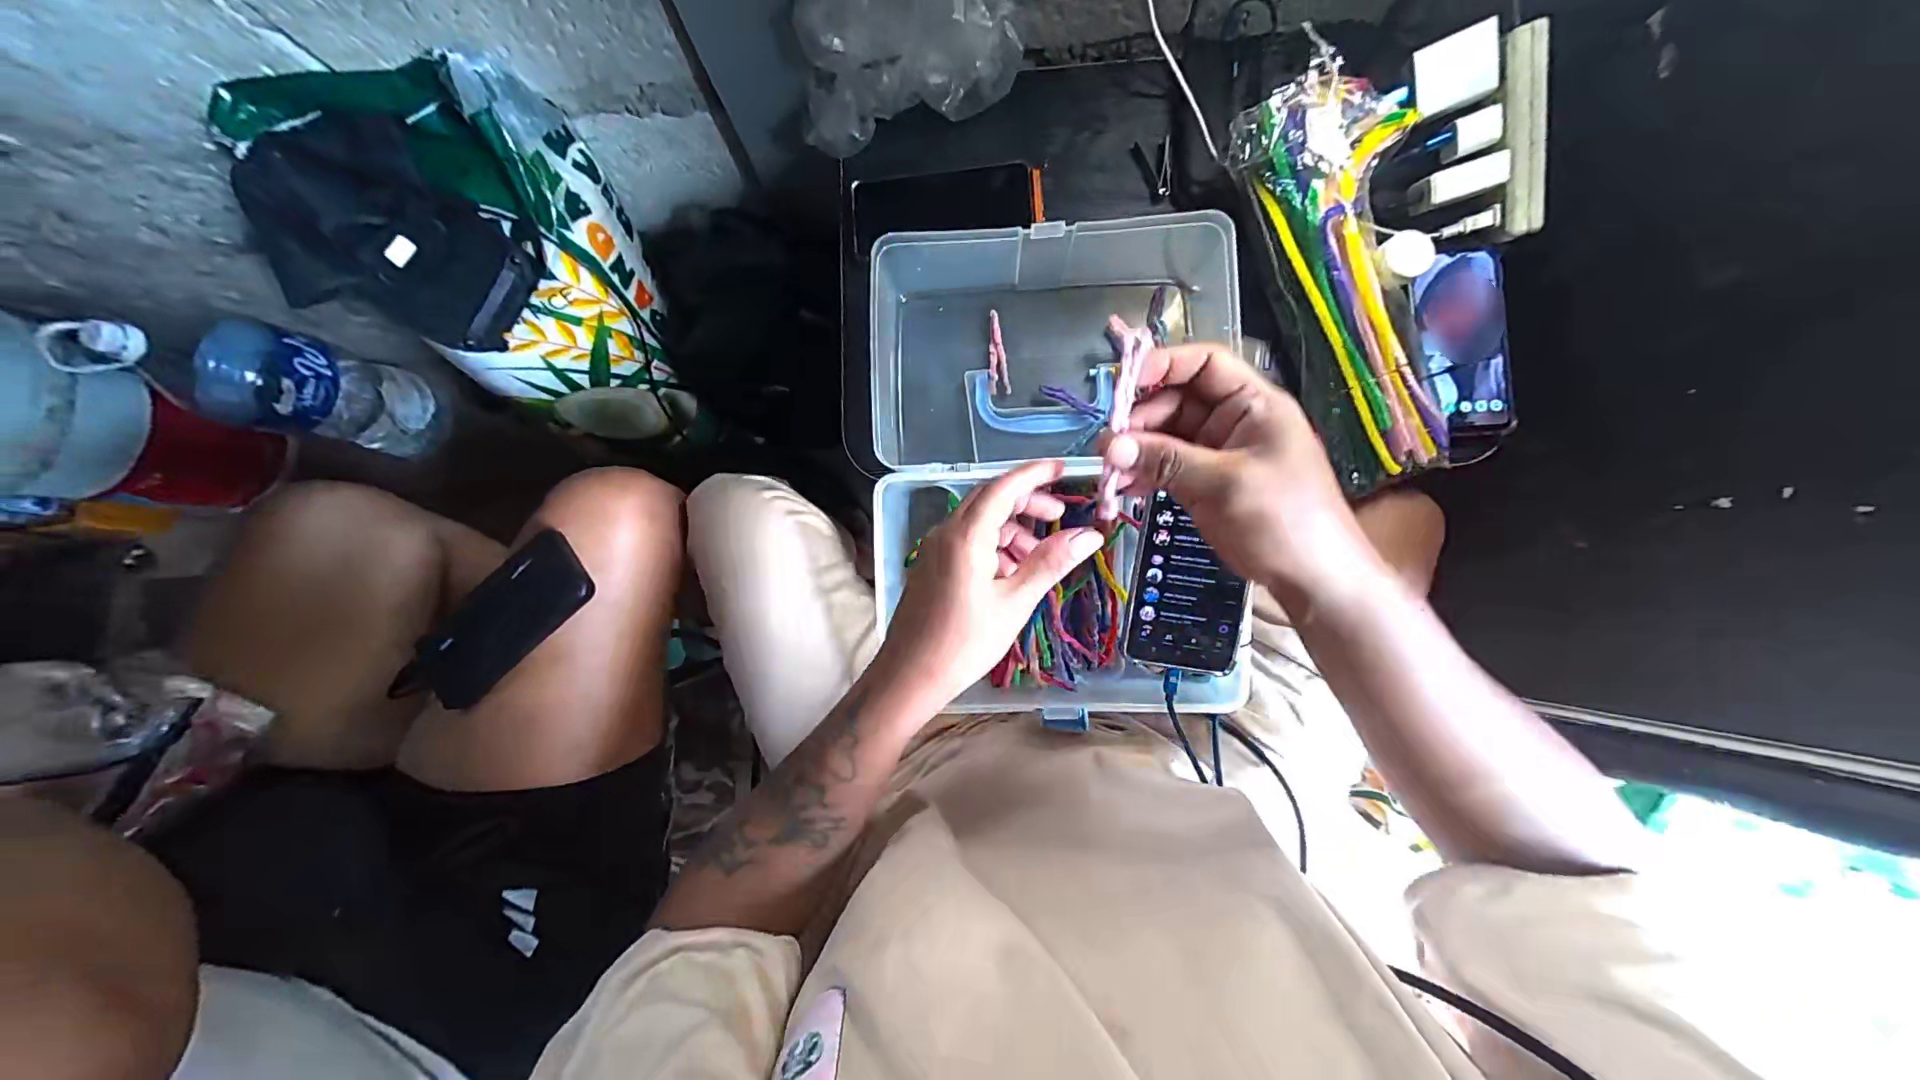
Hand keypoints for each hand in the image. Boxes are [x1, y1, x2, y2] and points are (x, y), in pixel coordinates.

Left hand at [880, 460, 1106, 706]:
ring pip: (979, 522)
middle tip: (1059, 515)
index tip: (1063, 469)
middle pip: (990, 499)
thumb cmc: (965, 642)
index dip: (1035, 473)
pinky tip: (1011, 572)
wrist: (910, 674)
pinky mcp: (932, 564)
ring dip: (1012, 529)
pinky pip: (967, 540)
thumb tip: (1089, 536)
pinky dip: (994, 546)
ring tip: (1039, 555)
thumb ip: (1050, 563)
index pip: (1004, 487)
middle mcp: (946, 533)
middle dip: (1027, 502)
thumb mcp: (1015, 602)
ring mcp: (935, 548)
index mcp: (966, 535)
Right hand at [1099, 343, 1383, 608]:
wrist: (1313, 579)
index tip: (1123, 383)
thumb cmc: (1286, 521)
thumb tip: (1112, 446)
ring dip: (1135, 451)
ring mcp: (1216, 454)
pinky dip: (1142, 475)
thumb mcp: (1225, 484)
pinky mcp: (1203, 483)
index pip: (1204, 364)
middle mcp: (1233, 422)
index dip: (1164, 365)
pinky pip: (1164, 468)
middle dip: (1140, 420)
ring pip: (1164, 437)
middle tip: (1109, 445)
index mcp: (1254, 405)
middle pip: (1175, 401)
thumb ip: (1166, 461)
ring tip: (1110, 472)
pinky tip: (1122, 488)